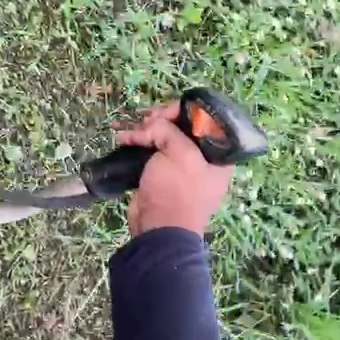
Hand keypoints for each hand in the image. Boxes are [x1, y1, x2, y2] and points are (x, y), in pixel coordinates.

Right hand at [116, 103, 233, 237]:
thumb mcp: (180, 154)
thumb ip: (167, 130)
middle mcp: (202, 160)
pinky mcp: (160, 173)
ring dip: (143, 129)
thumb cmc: (177, 190)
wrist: (159, 227)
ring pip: (162, 137)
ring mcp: (179, 167)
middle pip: (180, 127)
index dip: (180, 113)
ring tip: (127, 131)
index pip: (203, 122)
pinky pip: (149, 149)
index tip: (160, 114)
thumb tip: (148, 125)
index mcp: (218, 156)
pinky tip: (121, 137)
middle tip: (143, 122)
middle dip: (158, 120)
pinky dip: (135, 141)